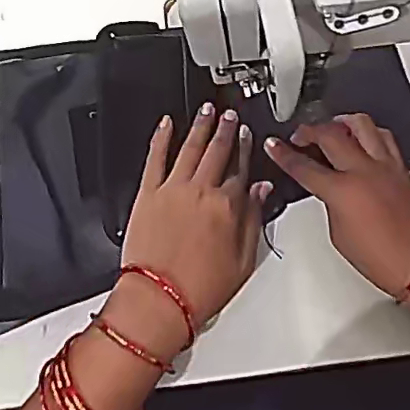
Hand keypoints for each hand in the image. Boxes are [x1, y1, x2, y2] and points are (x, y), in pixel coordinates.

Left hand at [112, 104, 269, 354]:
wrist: (159, 300)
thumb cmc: (199, 288)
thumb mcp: (243, 259)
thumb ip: (253, 219)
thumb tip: (261, 193)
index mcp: (228, 207)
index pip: (242, 170)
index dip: (246, 150)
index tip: (247, 137)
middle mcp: (202, 191)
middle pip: (218, 151)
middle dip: (226, 130)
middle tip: (230, 115)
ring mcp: (173, 190)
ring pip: (191, 147)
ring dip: (201, 126)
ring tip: (207, 109)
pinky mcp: (148, 195)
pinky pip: (155, 158)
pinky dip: (161, 138)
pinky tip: (167, 125)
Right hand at [265, 114, 409, 297]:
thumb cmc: (386, 259)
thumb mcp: (340, 235)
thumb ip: (330, 204)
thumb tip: (328, 190)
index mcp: (343, 191)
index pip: (304, 166)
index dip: (283, 154)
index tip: (274, 145)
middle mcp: (365, 171)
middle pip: (330, 134)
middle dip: (309, 131)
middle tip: (299, 135)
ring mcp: (386, 165)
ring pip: (361, 124)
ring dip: (341, 121)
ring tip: (331, 126)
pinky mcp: (401, 168)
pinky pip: (383, 137)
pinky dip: (368, 132)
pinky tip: (362, 137)